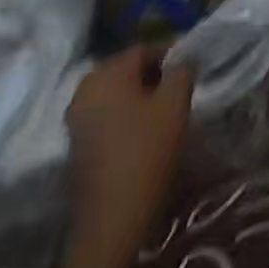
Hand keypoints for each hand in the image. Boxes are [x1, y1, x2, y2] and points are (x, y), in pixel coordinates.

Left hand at [65, 45, 192, 216]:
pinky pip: (106, 114)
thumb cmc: (147, 151)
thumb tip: (183, 59)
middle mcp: (84, 88)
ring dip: (140, 96)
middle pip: (126, 69)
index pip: (143, 49)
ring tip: (167, 111)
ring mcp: (76, 116)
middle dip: (155, 75)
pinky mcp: (76, 141)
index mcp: (106, 72)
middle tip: (182, 89)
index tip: (193, 67)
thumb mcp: (175, 104)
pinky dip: (126, 115)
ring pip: (116, 93)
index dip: (171, 54)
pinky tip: (145, 131)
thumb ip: (181, 72)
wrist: (113, 218)